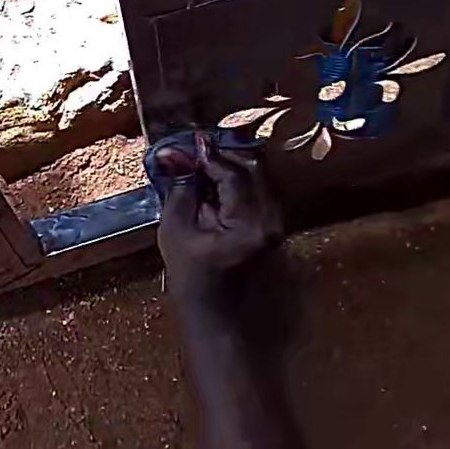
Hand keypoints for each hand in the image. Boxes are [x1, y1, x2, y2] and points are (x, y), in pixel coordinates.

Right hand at [156, 142, 281, 319]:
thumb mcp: (176, 227)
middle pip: (254, 167)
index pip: (235, 175)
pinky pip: (258, 185)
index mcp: (249, 223)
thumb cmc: (190, 273)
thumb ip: (181, 186)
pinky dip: (238, 175)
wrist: (213, 307)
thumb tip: (173, 152)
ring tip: (205, 158)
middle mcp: (271, 218)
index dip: (212, 155)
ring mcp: (276, 220)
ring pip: (259, 173)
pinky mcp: (272, 220)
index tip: (192, 140)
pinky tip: (216, 176)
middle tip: (198, 146)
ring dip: (232, 161)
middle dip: (225, 153)